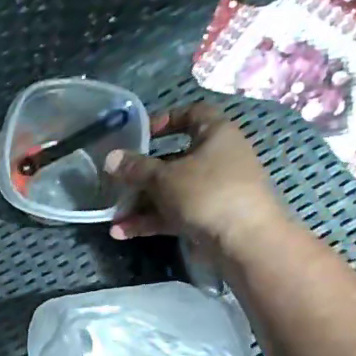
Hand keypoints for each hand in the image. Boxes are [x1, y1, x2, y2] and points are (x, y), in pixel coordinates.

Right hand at [103, 102, 289, 251]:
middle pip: (173, 160)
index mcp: (215, 135)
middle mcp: (216, 159)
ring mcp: (212, 191)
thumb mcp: (165, 177)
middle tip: (117, 182)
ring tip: (113, 216)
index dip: (166, 119)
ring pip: (170, 192)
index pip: (193, 114)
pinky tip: (122, 232)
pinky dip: (150, 221)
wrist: (244, 241)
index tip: (141, 133)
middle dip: (142, 174)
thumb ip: (135, 168)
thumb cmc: (207, 193)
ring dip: (140, 204)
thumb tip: (110, 158)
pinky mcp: (206, 218)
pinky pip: (173, 214)